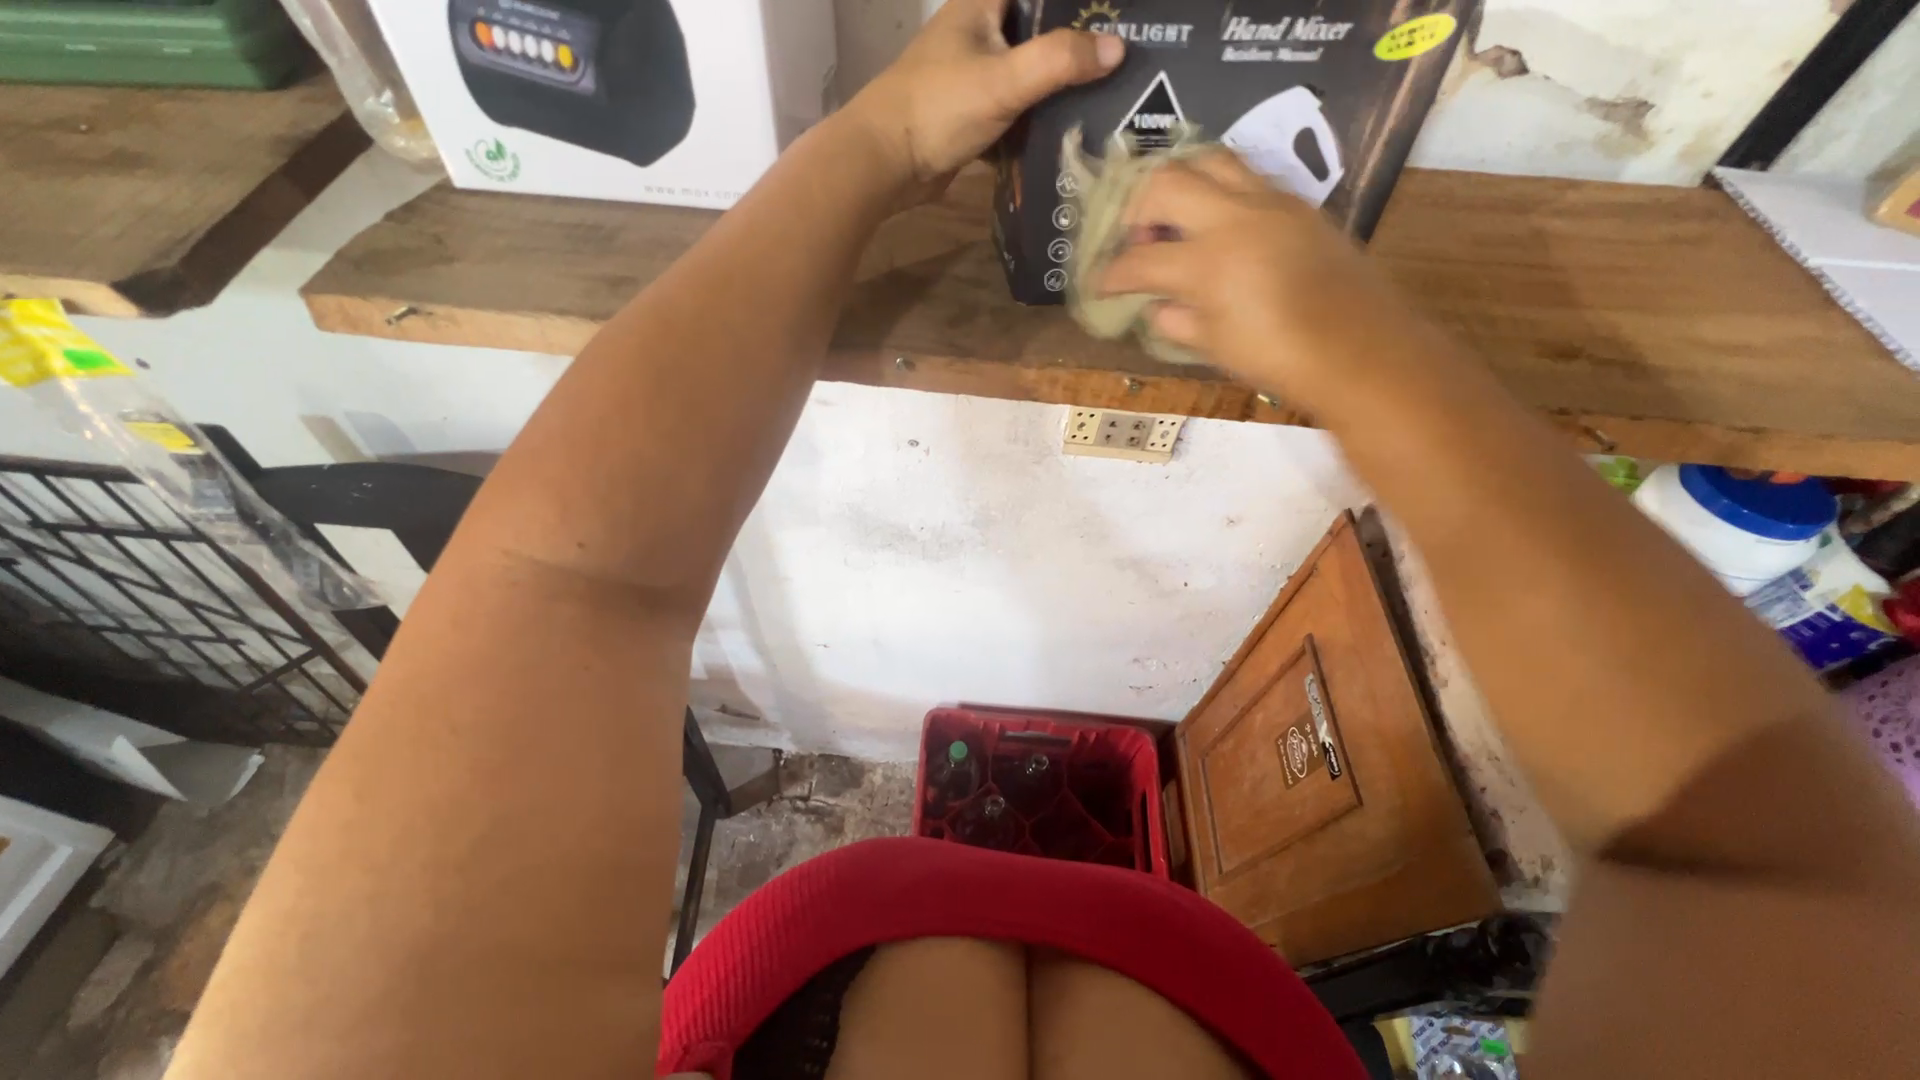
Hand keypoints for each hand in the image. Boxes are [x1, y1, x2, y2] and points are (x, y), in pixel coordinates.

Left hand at [842, 0, 1123, 195]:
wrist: (883, 164)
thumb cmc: (937, 109)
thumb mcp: (1004, 80)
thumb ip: (1060, 61)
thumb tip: (1117, 48)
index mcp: (980, 5)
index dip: (1072, 1)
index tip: (1111, 11)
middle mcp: (976, 33)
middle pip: (1036, 28)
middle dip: (1074, 43)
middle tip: (1120, 55)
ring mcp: (971, 76)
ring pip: (1027, 72)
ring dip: (1058, 84)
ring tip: (1107, 92)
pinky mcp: (970, 116)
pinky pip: (1014, 110)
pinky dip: (1037, 120)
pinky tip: (1070, 130)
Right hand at [1099, 150, 1449, 412]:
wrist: (1362, 352)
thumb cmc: (1281, 359)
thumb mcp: (1214, 348)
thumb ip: (1176, 320)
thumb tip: (1157, 305)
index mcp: (1208, 262)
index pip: (1139, 259)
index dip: (1111, 274)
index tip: (1100, 284)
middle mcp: (1235, 217)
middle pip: (1166, 181)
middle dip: (1138, 207)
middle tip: (1138, 239)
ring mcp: (1271, 203)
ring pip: (1210, 159)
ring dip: (1181, 182)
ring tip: (1176, 217)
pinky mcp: (1298, 204)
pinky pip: (1247, 178)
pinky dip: (1219, 191)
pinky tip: (1220, 226)